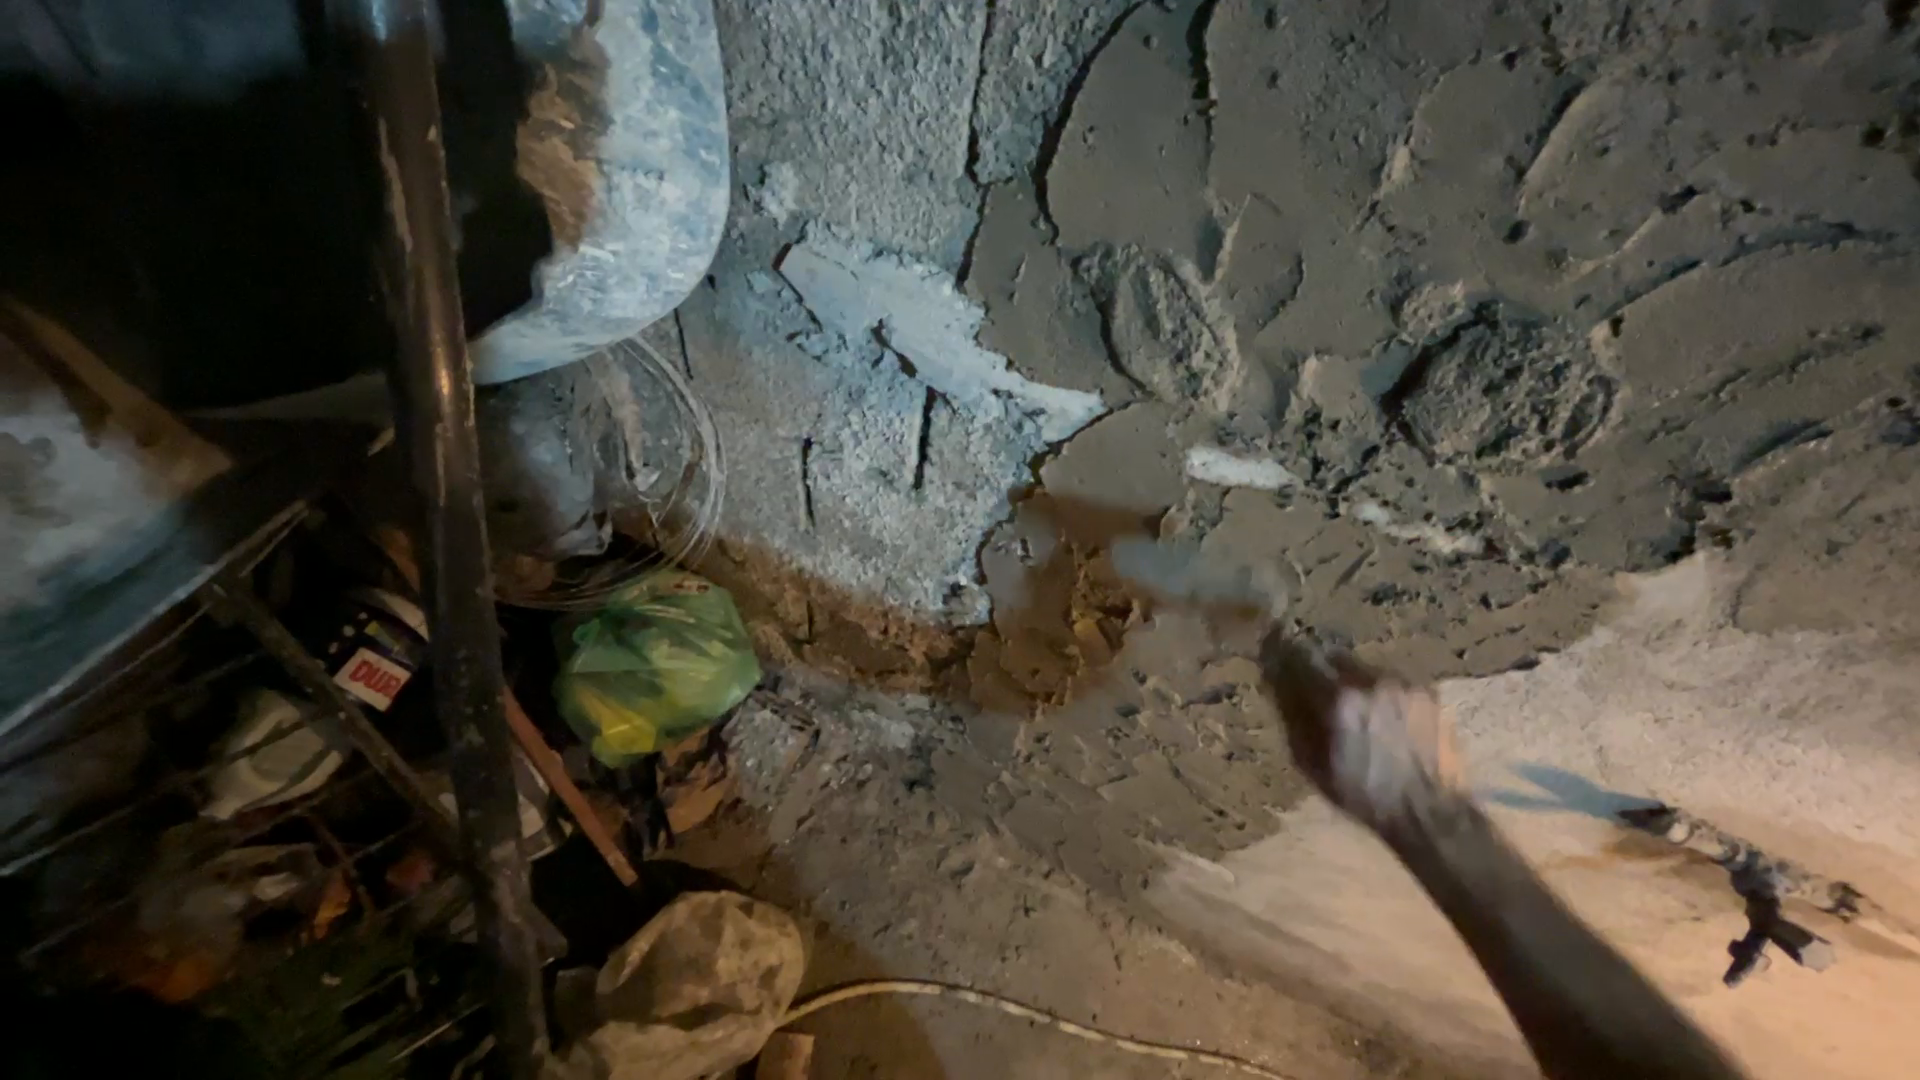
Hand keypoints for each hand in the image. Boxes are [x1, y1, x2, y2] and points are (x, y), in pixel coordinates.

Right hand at [1257, 631, 1462, 834]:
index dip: (1281, 652)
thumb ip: (1290, 715)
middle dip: (1316, 666)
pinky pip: (1388, 679)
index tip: (1271, 651)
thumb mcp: (1309, 762)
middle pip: (1330, 655)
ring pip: (1360, 666)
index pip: (1297, 656)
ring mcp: (1400, 683)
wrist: (1429, 813)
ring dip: (1347, 678)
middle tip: (1312, 684)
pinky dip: (1376, 690)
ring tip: (1349, 705)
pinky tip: (1378, 714)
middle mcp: (1369, 681)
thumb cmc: (1361, 794)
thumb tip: (1274, 681)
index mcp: (1337, 699)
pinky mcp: (1425, 691)